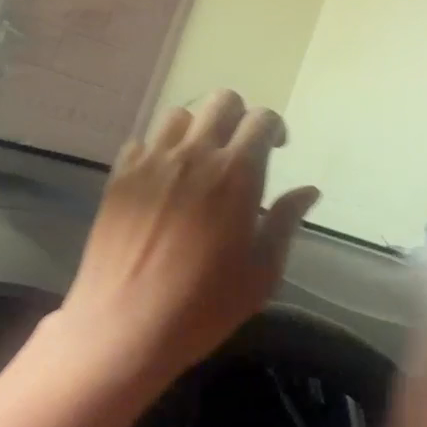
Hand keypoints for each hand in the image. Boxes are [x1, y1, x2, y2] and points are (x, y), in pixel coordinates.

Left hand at [55, 90, 320, 387]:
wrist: (125, 325)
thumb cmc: (203, 306)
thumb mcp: (261, 273)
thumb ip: (285, 222)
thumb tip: (308, 190)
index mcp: (236, 173)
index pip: (261, 119)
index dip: (273, 127)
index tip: (275, 149)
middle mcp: (194, 154)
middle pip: (220, 101)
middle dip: (237, 117)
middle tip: (240, 150)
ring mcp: (151, 161)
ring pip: (178, 115)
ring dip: (196, 129)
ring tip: (198, 162)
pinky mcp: (119, 175)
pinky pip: (142, 142)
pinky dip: (157, 151)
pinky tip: (161, 181)